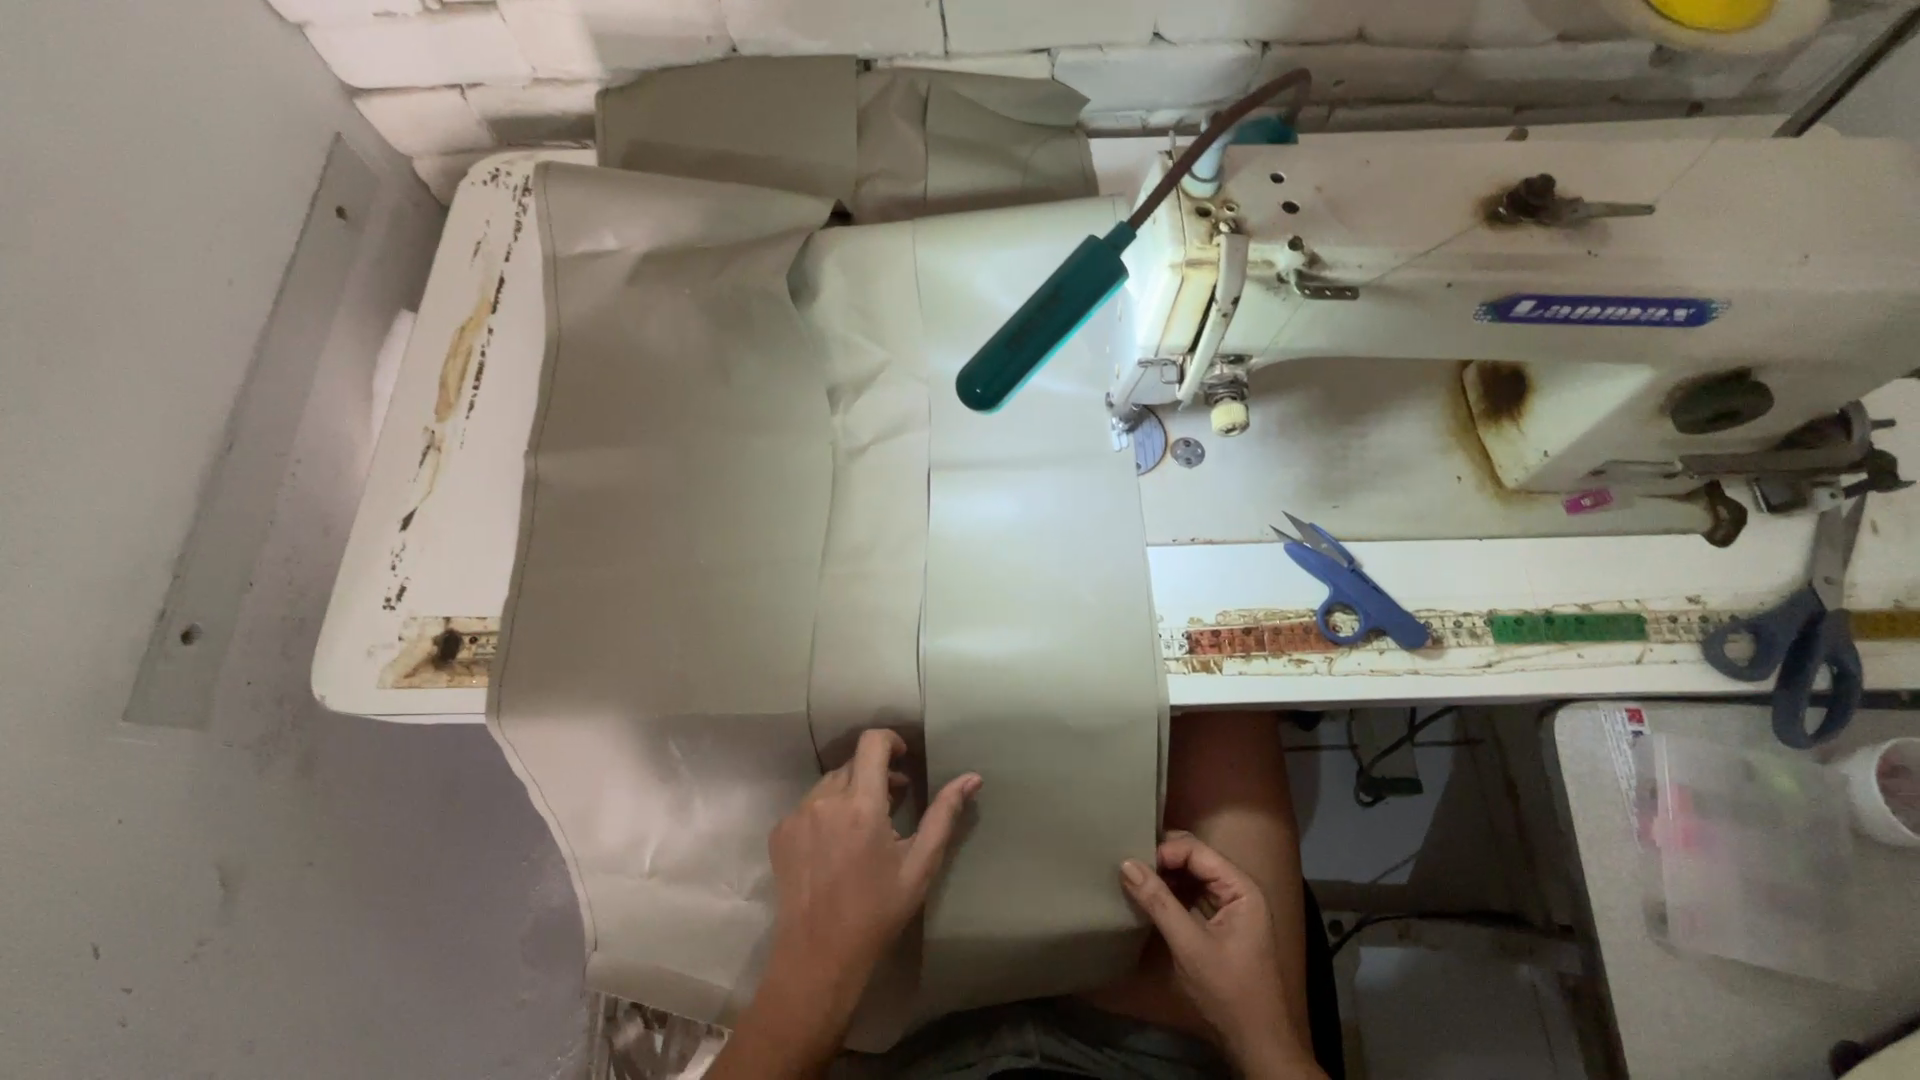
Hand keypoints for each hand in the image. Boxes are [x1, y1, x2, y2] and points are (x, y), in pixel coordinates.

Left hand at [711, 730, 979, 1079]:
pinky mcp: (780, 832)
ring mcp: (797, 816)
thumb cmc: (877, 911)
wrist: (819, 955)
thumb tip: (971, 778)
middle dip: (876, 773)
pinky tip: (838, 844)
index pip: (872, 743)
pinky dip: (827, 811)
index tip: (904, 760)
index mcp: (861, 805)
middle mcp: (824, 801)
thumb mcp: (920, 865)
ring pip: (829, 783)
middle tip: (895, 801)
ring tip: (866, 825)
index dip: (891, 741)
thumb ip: (944, 815)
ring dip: (851, 791)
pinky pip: (808, 805)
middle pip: (853, 763)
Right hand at [1119, 832, 1316, 1076]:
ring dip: (1163, 875)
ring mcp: (1229, 906)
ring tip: (1131, 877)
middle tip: (1126, 865)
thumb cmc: (1229, 991)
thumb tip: (1126, 864)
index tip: (1131, 862)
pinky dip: (1170, 893)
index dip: (1163, 851)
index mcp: (1241, 888)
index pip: (1196, 850)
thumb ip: (1159, 903)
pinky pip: (1191, 895)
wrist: (1257, 1041)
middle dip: (1161, 859)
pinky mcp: (1219, 923)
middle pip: (1194, 858)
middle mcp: (1238, 889)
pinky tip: (1147, 897)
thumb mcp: (1190, 946)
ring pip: (1191, 876)